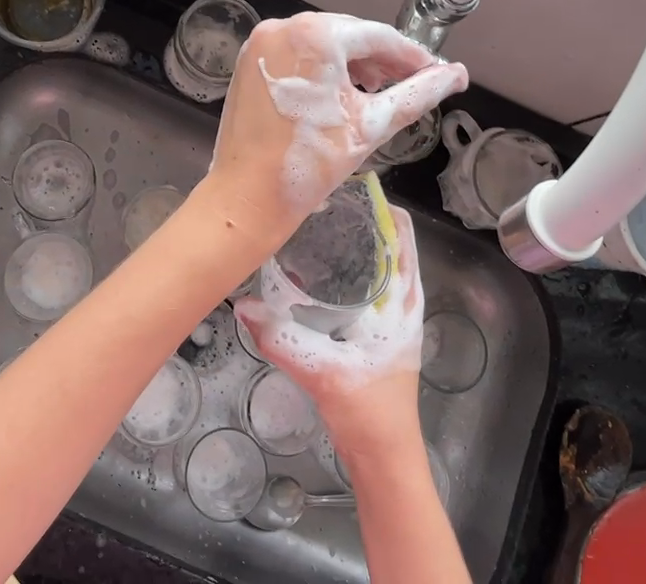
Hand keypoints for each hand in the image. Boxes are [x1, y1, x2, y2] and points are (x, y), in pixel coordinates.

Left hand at [206, 13, 467, 243]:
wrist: (247, 197)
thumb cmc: (311, 163)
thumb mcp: (371, 125)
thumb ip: (418, 93)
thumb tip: (457, 75)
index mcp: (315, 35)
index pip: (379, 37)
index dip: (413, 56)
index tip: (438, 72)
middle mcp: (284, 27)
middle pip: (350, 35)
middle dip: (383, 60)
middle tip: (413, 83)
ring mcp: (262, 42)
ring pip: (324, 44)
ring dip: (355, 64)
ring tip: (379, 92)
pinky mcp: (251, 61)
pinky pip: (298, 54)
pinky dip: (324, 69)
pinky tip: (342, 93)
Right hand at [235, 207, 426, 464]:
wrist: (383, 459)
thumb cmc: (368, 411)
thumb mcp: (323, 372)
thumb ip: (281, 339)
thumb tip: (241, 305)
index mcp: (404, 304)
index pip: (403, 240)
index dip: (383, 209)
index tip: (350, 186)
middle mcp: (402, 305)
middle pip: (389, 248)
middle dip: (362, 221)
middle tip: (321, 200)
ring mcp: (390, 322)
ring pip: (377, 268)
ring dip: (355, 245)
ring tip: (318, 224)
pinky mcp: (375, 337)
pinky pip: (365, 290)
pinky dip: (346, 271)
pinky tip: (316, 273)